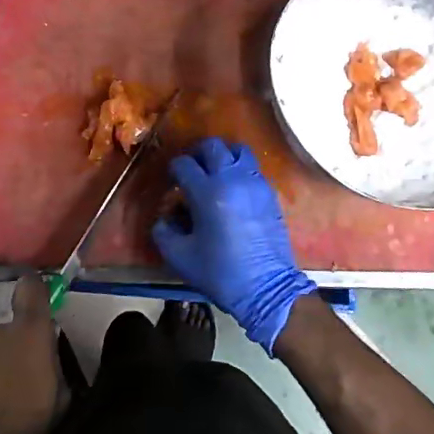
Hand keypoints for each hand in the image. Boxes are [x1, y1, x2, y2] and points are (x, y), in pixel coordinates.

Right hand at [154, 137, 316, 353]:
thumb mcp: (180, 257)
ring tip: (216, 171)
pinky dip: (240, 170)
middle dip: (198, 153)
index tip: (172, 180)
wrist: (266, 287)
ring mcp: (254, 182)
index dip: (174, 169)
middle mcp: (232, 179)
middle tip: (192, 168)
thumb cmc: (220, 272)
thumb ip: (164, 232)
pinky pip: (252, 168)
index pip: (184, 164)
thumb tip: (165, 218)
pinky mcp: (269, 192)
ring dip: (224, 155)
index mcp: (207, 192)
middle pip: (213, 146)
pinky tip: (234, 189)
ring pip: (238, 150)